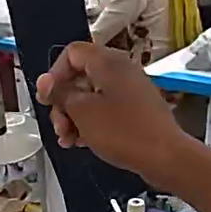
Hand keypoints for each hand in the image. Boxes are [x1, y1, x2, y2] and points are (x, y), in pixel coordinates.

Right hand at [35, 43, 201, 186]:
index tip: (47, 98)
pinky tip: (84, 142)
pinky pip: (107, 112)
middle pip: (81, 78)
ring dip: (75, 117)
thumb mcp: (83, 112)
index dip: (54, 75)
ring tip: (69, 139)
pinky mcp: (137, 112)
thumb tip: (46, 84)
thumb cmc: (127, 133)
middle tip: (59, 125)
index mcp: (108, 62)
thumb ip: (60, 94)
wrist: (164, 157)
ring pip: (92, 98)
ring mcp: (131, 92)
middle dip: (64, 103)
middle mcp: (121, 71)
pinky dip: (92, 124)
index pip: (71, 54)